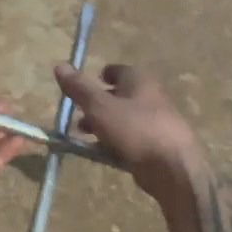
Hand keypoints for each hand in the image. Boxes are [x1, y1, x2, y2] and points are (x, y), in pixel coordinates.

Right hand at [54, 63, 201, 194]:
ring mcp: (153, 124)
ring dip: (102, 126)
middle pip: (120, 97)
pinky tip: (99, 154)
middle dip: (97, 105)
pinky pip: (128, 141)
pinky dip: (112, 143)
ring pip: (122, 120)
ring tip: (81, 136)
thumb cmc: (135, 128)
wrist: (172, 166)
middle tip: (77, 114)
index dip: (103, 75)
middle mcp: (149, 98)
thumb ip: (80, 88)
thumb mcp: (100, 107)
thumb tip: (59, 65)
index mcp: (139, 82)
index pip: (120, 71)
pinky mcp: (154, 147)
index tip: (87, 84)